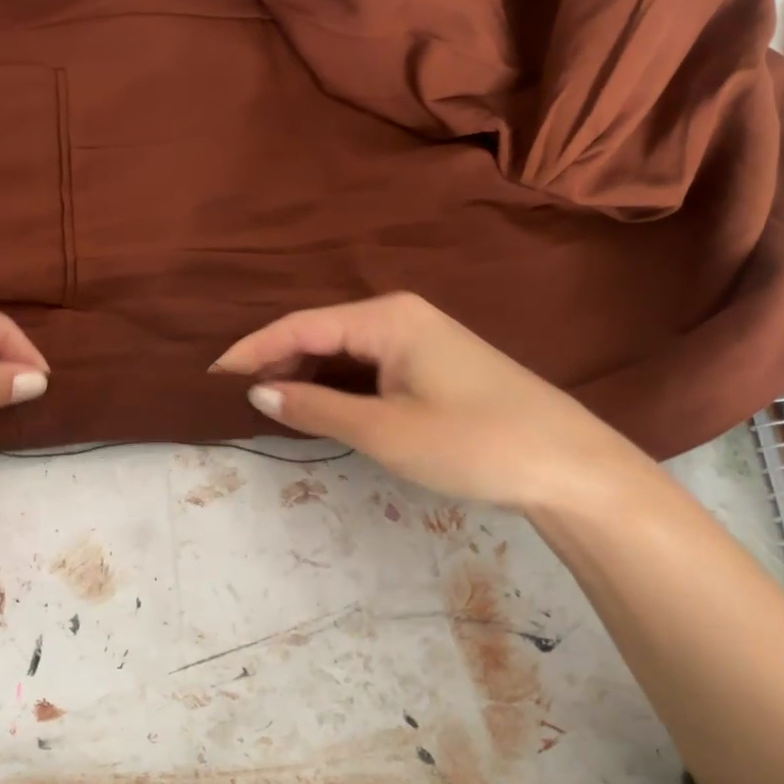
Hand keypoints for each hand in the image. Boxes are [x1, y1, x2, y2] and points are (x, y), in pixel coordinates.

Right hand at [213, 293, 652, 510]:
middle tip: (233, 395)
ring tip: (265, 402)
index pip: (299, 327)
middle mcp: (400, 316)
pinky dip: (332, 382)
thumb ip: (314, 407)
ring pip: (340, 349)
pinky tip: (316, 404)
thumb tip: (256, 392)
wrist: (573, 467)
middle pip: (317, 333)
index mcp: (386, 319)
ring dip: (301, 374)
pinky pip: (364, 364)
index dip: (251, 350)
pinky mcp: (432, 364)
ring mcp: (419, 338)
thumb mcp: (383, 430)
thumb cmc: (473, 442)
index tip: (211, 374)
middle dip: (273, 361)